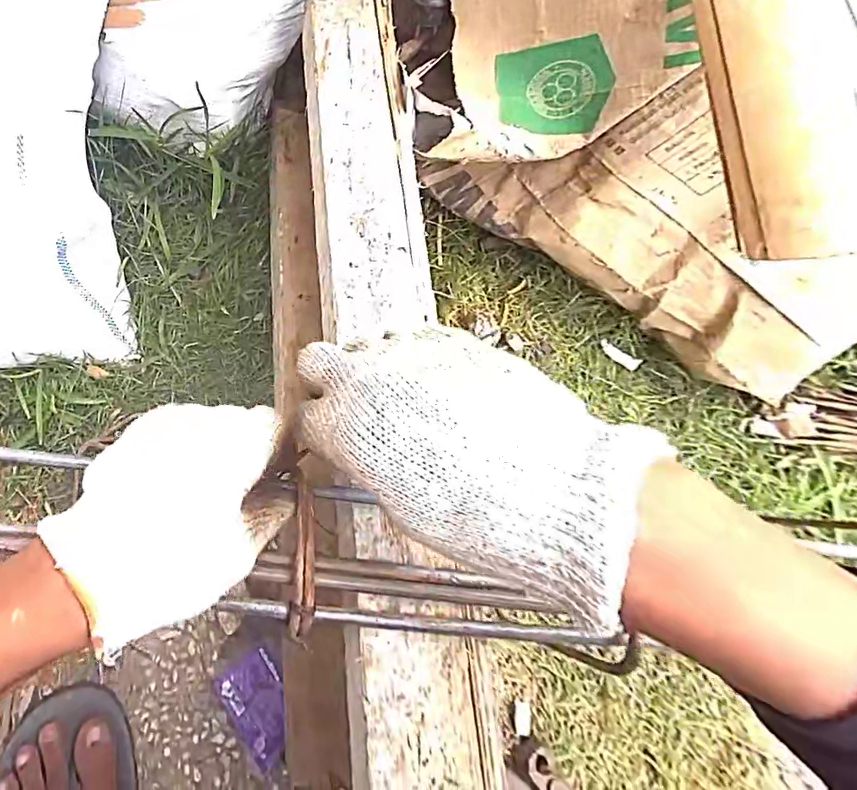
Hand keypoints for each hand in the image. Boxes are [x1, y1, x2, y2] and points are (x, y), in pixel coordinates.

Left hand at [36, 404, 286, 655]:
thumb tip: (284, 492)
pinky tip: (166, 493)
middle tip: (236, 498)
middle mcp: (202, 417)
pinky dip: (178, 453)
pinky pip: (172, 434)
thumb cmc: (176, 562)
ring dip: (210, 451)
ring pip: (203, 426)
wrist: (92, 566)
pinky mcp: (134, 431)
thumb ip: (272, 509)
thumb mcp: (240, 548)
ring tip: (196, 500)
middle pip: (240, 422)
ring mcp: (164, 420)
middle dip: (245, 452)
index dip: (281, 454)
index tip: (275, 482)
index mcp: (238, 440)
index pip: (277, 426)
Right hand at [297, 326, 671, 631]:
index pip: (302, 415)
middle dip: (325, 381)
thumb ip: (367, 464)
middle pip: (314, 360)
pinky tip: (445, 389)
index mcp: (343, 427)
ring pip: (366, 346)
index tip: (327, 437)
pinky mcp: (446, 339)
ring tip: (408, 400)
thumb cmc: (478, 517)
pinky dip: (417, 361)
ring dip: (375, 369)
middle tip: (353, 406)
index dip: (313, 429)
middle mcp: (364, 380)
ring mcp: (405, 352)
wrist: (554, 487)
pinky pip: (414, 342)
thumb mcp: (403, 505)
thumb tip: (364, 453)